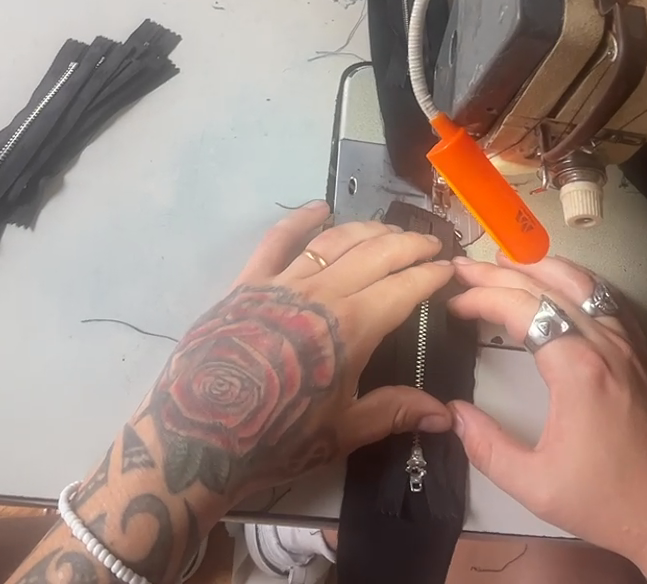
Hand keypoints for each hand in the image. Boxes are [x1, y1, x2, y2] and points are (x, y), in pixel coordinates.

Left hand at [133, 202, 457, 510]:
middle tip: (430, 244)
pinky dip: (300, 220)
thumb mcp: (342, 431)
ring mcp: (284, 282)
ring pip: (336, 241)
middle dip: (409, 245)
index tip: (449, 268)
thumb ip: (395, 412)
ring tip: (391, 231)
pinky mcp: (250, 282)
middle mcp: (323, 292)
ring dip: (369, 230)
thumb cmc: (275, 439)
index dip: (431, 276)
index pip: (404, 288)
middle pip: (377, 253)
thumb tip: (444, 416)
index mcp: (352, 327)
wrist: (197, 436)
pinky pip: (279, 241)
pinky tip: (320, 207)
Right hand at [446, 255, 646, 583]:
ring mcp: (629, 341)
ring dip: (538, 265)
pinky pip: (606, 297)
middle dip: (498, 272)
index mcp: (577, 368)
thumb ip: (487, 447)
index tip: (453, 304)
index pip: (519, 308)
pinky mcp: (644, 349)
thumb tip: (452, 412)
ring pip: (581, 281)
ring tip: (505, 260)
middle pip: (545, 286)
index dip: (481, 298)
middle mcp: (605, 341)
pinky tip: (559, 283)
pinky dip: (574, 280)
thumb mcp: (537, 486)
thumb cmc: (611, 504)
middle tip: (464, 268)